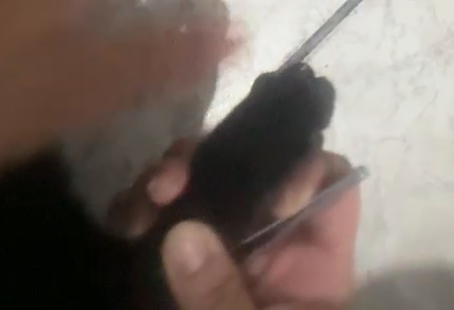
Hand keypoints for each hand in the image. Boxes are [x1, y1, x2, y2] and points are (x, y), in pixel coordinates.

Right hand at [111, 140, 360, 308]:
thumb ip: (224, 302)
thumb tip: (183, 232)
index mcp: (312, 265)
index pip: (329, 185)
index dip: (304, 166)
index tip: (265, 190)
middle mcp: (269, 247)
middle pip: (252, 171)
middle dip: (211, 159)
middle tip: (172, 177)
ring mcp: (222, 256)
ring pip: (204, 187)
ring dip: (171, 177)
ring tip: (145, 197)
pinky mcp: (178, 273)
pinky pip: (165, 223)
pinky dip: (143, 209)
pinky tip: (124, 219)